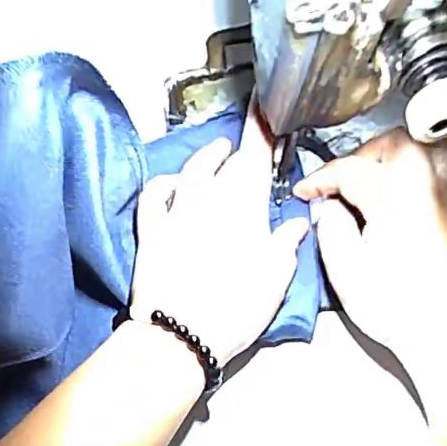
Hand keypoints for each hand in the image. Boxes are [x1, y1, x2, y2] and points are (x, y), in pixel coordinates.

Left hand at [129, 110, 309, 364]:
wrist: (181, 334)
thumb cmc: (235, 309)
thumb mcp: (275, 279)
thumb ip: (286, 244)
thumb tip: (296, 224)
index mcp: (246, 202)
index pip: (256, 151)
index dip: (262, 128)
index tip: (266, 110)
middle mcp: (209, 195)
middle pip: (226, 160)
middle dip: (239, 152)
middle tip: (246, 154)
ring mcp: (176, 209)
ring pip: (191, 167)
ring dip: (206, 157)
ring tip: (215, 154)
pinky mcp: (150, 229)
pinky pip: (155, 192)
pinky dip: (166, 182)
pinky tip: (173, 184)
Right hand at [294, 128, 446, 363]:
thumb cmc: (398, 304)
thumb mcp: (346, 268)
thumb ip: (331, 227)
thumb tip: (328, 210)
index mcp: (395, 188)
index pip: (351, 169)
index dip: (322, 179)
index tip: (306, 192)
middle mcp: (429, 180)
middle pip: (394, 145)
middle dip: (362, 158)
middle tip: (340, 183)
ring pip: (427, 151)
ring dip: (398, 158)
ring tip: (377, 181)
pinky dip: (426, 179)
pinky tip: (413, 200)